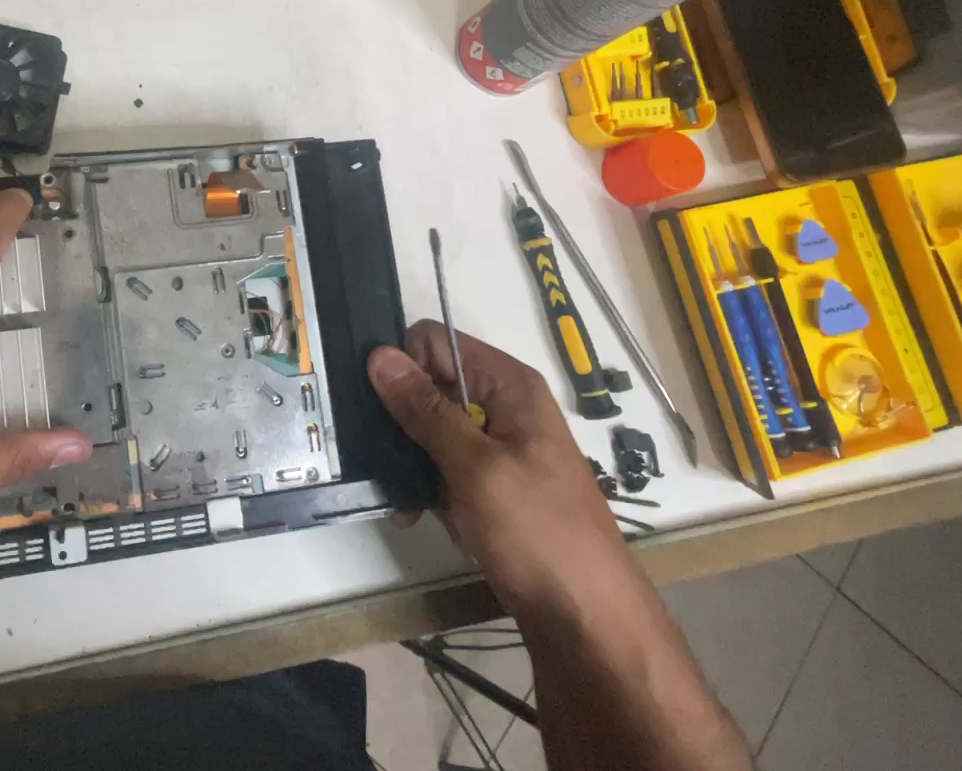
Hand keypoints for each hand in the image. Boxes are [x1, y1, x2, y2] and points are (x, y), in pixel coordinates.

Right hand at [367, 320, 634, 614]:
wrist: (584, 619)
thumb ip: (425, 409)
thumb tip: (379, 355)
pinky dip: (420, 483)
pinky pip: (437, 463)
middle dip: (396, 415)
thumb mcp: (475, 466)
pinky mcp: (483, 481)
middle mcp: (499, 406)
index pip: (434, 342)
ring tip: (395, 490)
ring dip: (404, 455)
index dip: (403, 366)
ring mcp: (492, 445)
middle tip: (377, 452)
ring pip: (425, 427)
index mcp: (507, 386)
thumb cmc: (537, 532)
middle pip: (427, 383)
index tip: (378, 404)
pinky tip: (410, 511)